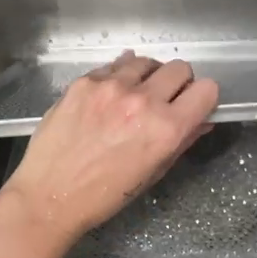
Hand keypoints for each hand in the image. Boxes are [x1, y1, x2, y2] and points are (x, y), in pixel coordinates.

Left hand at [0, 51, 219, 244]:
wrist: (50, 196)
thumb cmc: (105, 195)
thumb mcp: (153, 173)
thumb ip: (182, 141)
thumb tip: (203, 120)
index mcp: (166, 129)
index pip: (206, 89)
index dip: (202, 97)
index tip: (192, 105)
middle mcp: (142, 101)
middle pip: (180, 68)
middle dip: (178, 83)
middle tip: (163, 101)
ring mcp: (111, 87)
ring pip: (146, 61)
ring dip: (147, 76)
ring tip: (133, 96)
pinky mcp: (84, 82)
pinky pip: (113, 66)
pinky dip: (118, 77)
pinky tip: (109, 97)